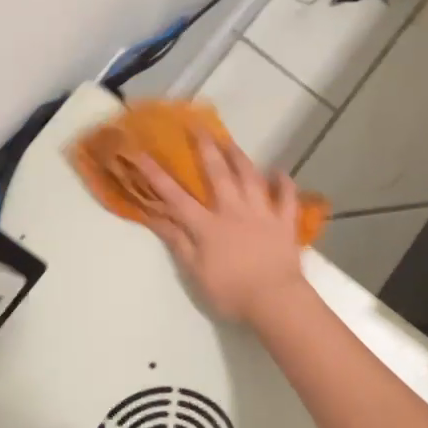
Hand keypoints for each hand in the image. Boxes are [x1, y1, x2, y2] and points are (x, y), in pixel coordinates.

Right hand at [134, 134, 308, 323]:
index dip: (157, 174)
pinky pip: (287, 198)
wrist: (274, 300)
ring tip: (231, 142)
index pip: (176, 196)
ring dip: (240, 158)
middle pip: (218, 174)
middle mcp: (234, 211)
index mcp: (208, 226)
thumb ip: (178, 242)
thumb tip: (156, 216)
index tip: (141, 152)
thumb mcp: (195, 272)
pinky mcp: (285, 223)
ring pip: (251, 178)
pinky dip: (283, 183)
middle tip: (198, 126)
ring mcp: (262, 214)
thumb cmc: (231, 292)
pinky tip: (280, 171)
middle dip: (206, 148)